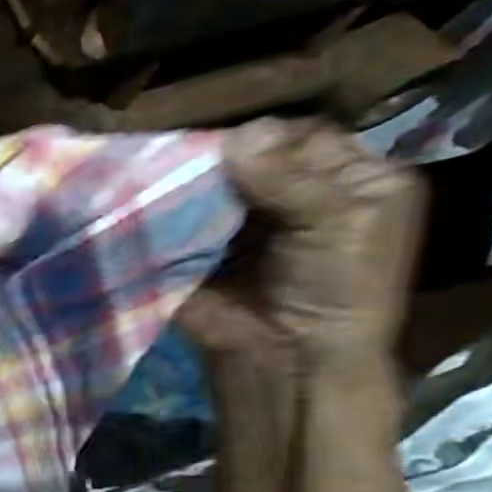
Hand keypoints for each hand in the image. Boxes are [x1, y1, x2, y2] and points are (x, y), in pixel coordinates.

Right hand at [178, 119, 425, 358]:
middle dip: (217, 160)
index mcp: (345, 180)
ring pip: (206, 192)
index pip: (300, 137)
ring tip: (158, 178)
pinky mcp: (191, 256)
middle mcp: (288, 197)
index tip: (225, 139)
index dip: (264, 136)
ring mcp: (234, 229)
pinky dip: (162, 218)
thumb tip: (235, 134)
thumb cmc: (338, 286)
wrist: (286, 357)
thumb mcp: (337, 220)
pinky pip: (175, 227)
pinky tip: (146, 207)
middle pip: (246, 162)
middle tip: (182, 155)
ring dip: (185, 188)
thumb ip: (287, 177)